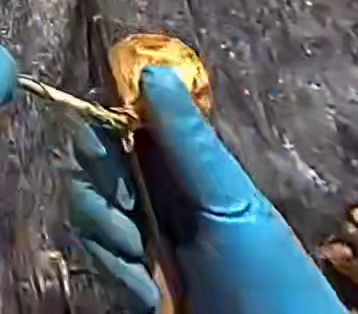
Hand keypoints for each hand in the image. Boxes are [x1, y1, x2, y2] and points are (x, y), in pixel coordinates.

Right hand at [68, 68, 344, 312]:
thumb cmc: (271, 277)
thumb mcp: (231, 202)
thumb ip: (187, 138)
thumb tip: (152, 69)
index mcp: (179, 162)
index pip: (120, 119)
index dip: (102, 123)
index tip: (108, 142)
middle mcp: (154, 187)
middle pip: (92, 156)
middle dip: (96, 177)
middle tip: (126, 205)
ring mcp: (141, 231)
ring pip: (86, 200)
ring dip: (101, 223)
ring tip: (137, 256)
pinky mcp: (128, 272)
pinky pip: (94, 249)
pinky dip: (111, 265)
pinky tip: (145, 288)